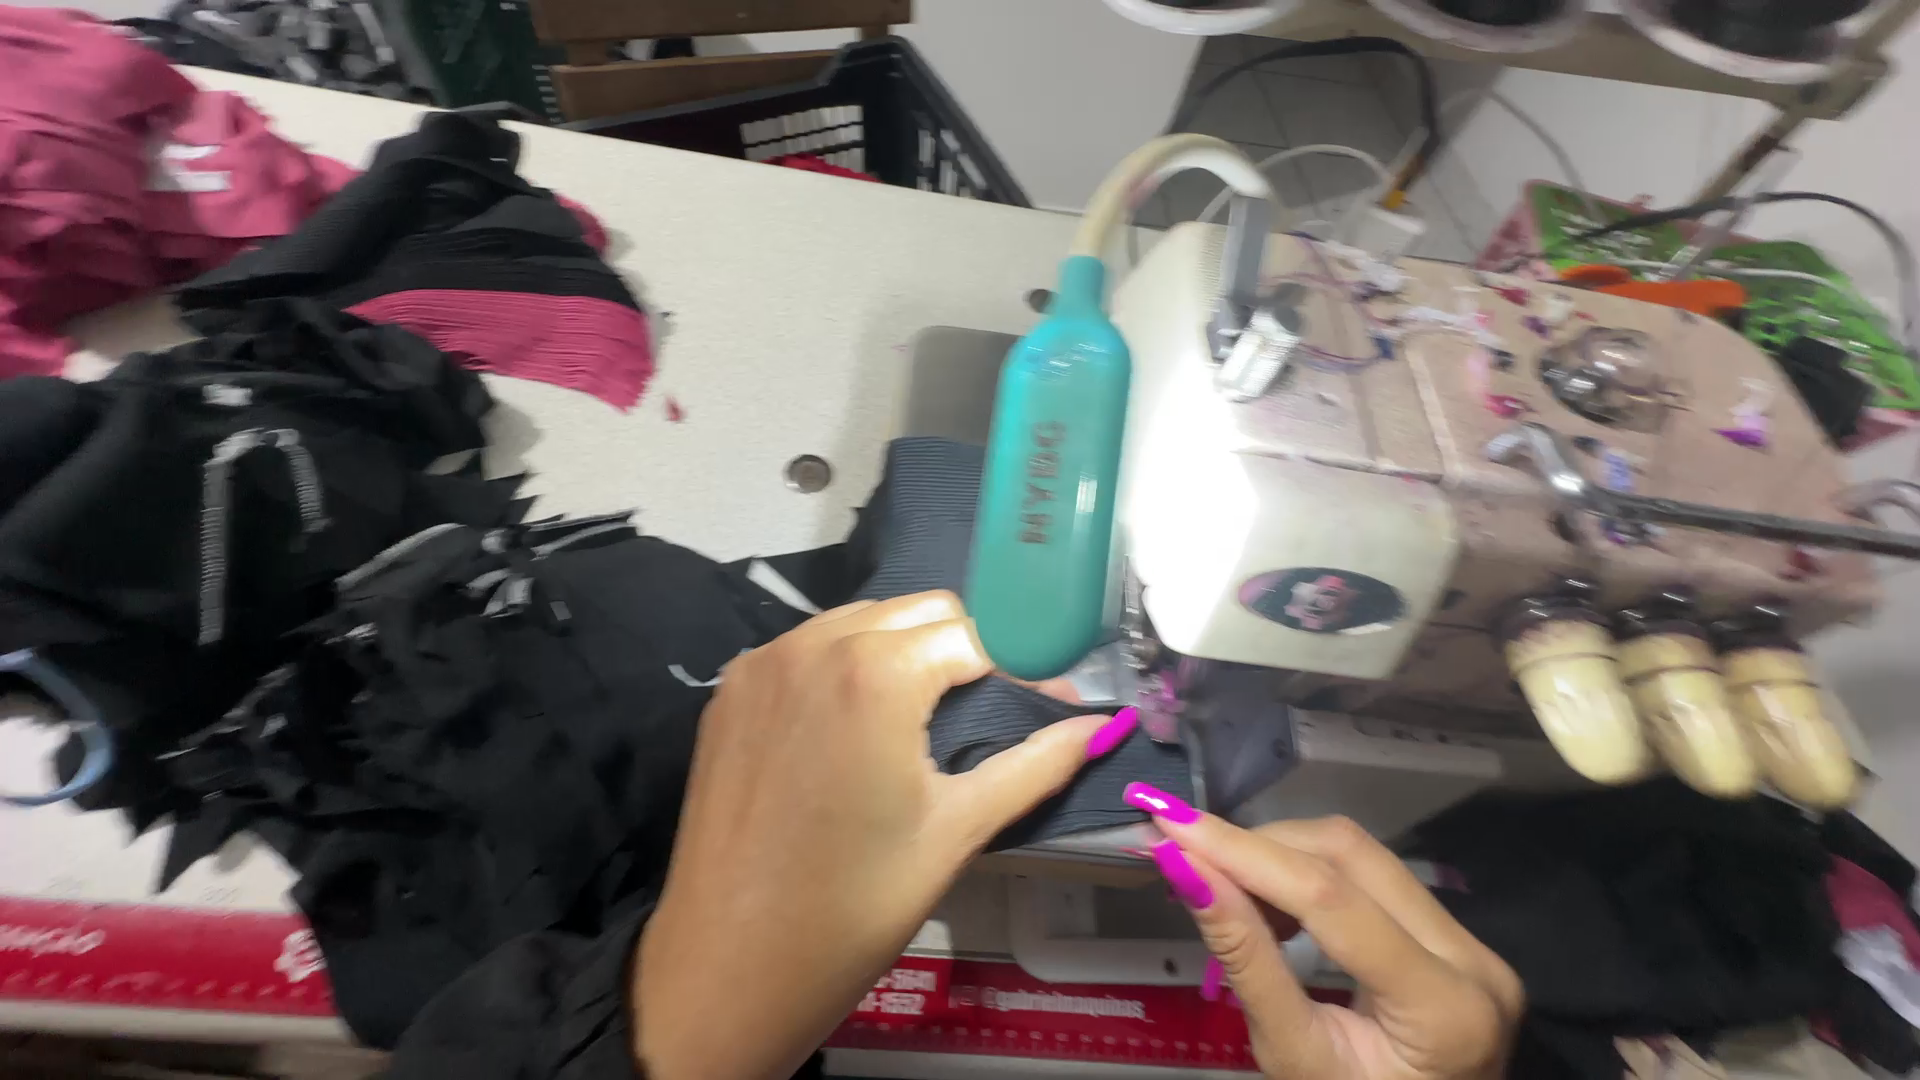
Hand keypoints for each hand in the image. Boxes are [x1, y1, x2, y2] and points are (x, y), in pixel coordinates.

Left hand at [633, 591, 1138, 1079]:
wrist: (726, 967)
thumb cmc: (854, 905)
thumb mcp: (957, 831)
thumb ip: (1036, 765)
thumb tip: (1098, 726)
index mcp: (877, 673)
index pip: (973, 635)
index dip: (1010, 669)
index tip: (1026, 706)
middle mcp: (816, 644)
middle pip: (918, 611)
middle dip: (958, 649)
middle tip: (969, 714)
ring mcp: (765, 661)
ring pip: (861, 618)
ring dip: (900, 649)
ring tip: (911, 715)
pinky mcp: (731, 686)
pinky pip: (807, 645)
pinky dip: (842, 662)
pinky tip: (847, 721)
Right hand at [1124, 789, 1521, 1079]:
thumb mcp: (1290, 1055)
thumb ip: (1243, 956)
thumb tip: (1182, 866)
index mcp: (1444, 1008)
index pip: (1328, 897)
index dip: (1240, 850)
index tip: (1168, 819)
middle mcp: (1472, 958)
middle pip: (1346, 853)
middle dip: (1257, 845)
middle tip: (1190, 855)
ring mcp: (1471, 942)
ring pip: (1356, 850)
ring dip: (1278, 854)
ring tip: (1229, 890)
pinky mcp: (1453, 934)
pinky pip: (1367, 871)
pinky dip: (1304, 870)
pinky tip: (1272, 903)